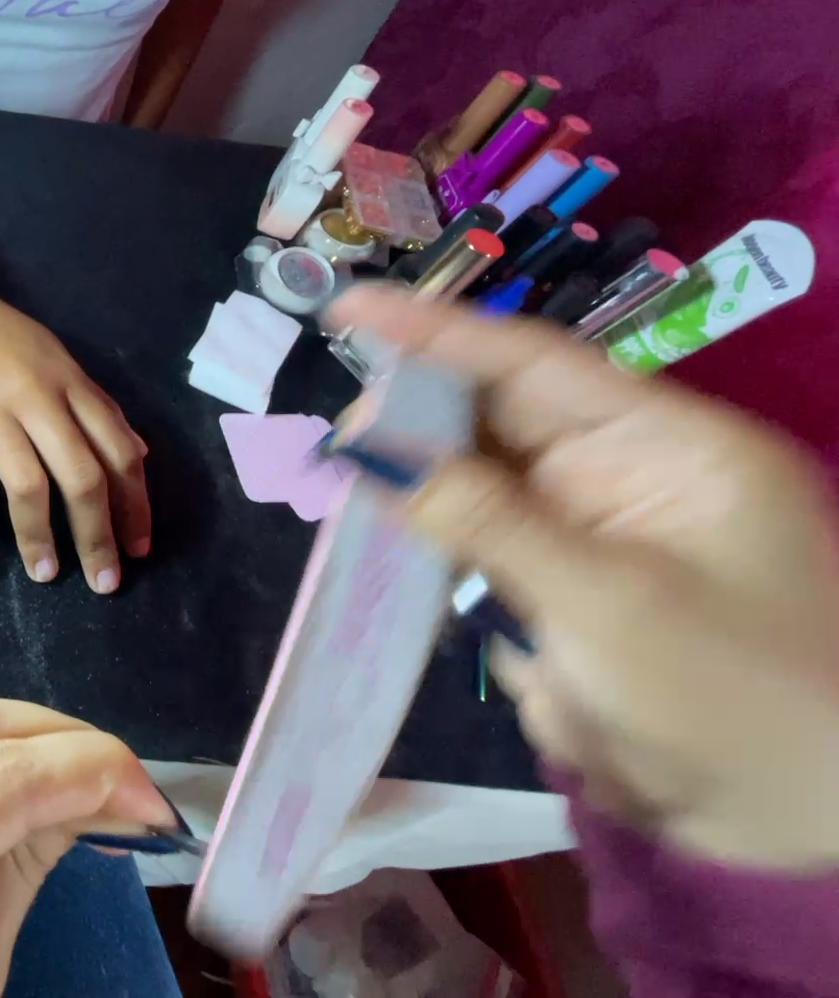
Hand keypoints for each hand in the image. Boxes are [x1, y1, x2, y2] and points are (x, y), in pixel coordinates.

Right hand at [0, 279, 149, 593]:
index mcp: (69, 381)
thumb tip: (137, 453)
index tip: (138, 547)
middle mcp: (37, 398)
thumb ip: (95, 405)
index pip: (117, 450)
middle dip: (99, 537)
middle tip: (105, 582)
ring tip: (46, 577)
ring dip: (40, 540)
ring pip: (27, 488)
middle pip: (82, 476)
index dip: (134, 504)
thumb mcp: (56, 356)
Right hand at [329, 287, 838, 867]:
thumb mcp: (605, 601)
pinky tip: (373, 519)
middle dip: (410, 412)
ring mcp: (579, 525)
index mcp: (665, 448)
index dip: (435, 331)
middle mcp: (618, 471)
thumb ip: (478, 518)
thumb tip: (368, 455)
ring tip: (342, 470)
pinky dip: (417, 521)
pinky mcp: (545, 576)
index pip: (530, 364)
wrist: (797, 827)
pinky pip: (464, 527)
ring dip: (405, 469)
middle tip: (340, 433)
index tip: (349, 307)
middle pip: (490, 413)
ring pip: (467, 471)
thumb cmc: (738, 700)